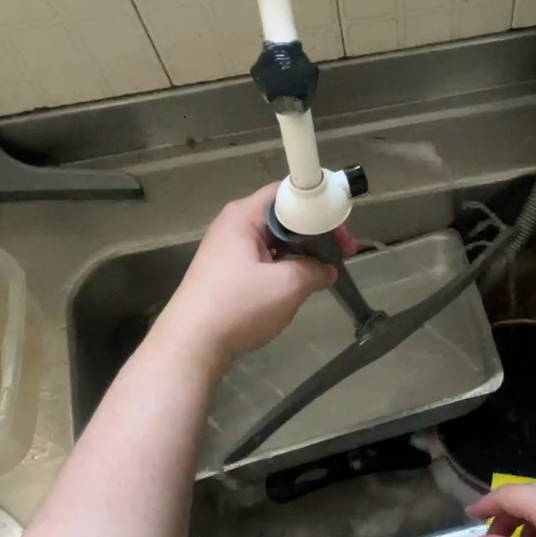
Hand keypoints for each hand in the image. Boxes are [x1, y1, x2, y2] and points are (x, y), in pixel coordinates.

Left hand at [152, 184, 357, 369]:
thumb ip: (315, 271)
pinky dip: (286, 265)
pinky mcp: (227, 271)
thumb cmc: (239, 306)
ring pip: (275, 239)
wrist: (192, 343)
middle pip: (283, 216)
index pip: (287, 193)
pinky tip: (301, 282)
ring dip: (302, 251)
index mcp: (244, 216)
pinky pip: (264, 258)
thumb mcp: (287, 286)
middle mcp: (234, 225)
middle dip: (315, 232)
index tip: (341, 231)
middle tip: (342, 252)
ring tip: (326, 269)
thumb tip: (328, 270)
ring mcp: (228, 249)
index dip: (319, 208)